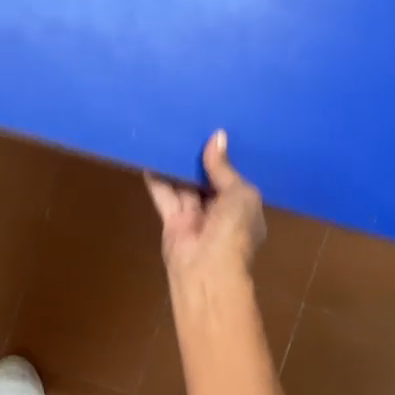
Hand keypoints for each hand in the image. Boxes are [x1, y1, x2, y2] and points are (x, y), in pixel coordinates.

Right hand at [145, 130, 266, 287]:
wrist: (207, 269)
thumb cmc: (235, 230)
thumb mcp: (239, 193)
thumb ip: (223, 168)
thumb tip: (217, 137)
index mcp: (244, 208)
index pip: (235, 179)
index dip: (227, 158)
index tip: (218, 131)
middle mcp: (220, 212)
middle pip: (207, 180)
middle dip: (200, 158)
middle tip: (192, 125)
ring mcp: (195, 218)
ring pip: (185, 186)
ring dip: (178, 165)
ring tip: (170, 135)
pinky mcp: (172, 222)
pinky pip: (164, 195)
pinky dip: (157, 179)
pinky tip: (150, 157)